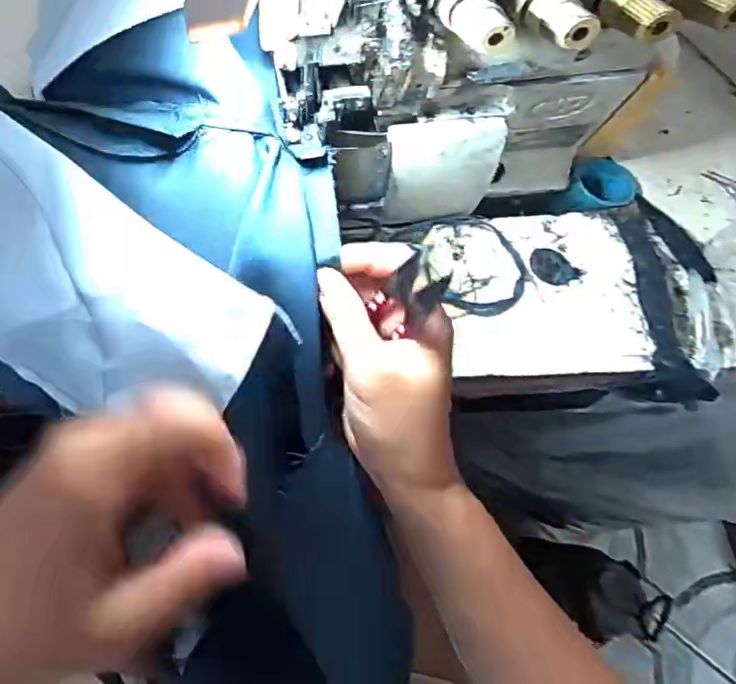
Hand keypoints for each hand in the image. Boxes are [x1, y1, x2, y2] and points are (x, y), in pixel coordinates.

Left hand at [0, 389, 248, 683]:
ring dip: (175, 471)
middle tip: (212, 518)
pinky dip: (148, 474)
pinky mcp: (59, 456)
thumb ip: (182, 580)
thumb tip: (235, 549)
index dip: (220, 446)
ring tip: (182, 534)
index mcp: (96, 466)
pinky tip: (146, 526)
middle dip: (200, 460)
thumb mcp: (114, 623)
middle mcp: (83, 437)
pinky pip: (122, 444)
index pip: (179, 416)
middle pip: (165, 415)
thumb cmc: (28, 630)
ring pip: (146, 429)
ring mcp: (67, 443)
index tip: (232, 498)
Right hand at [318, 242, 460, 506]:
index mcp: (426, 317)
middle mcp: (413, 319)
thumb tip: (322, 275)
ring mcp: (395, 336)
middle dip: (344, 281)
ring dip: (336, 304)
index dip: (366, 258)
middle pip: (378, 279)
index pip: (400, 264)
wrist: (406, 477)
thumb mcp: (367, 366)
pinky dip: (336, 325)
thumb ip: (344, 316)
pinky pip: (354, 324)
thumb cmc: (396, 423)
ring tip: (310, 310)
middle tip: (309, 288)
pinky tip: (320, 333)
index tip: (328, 267)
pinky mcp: (377, 353)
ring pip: (362, 301)